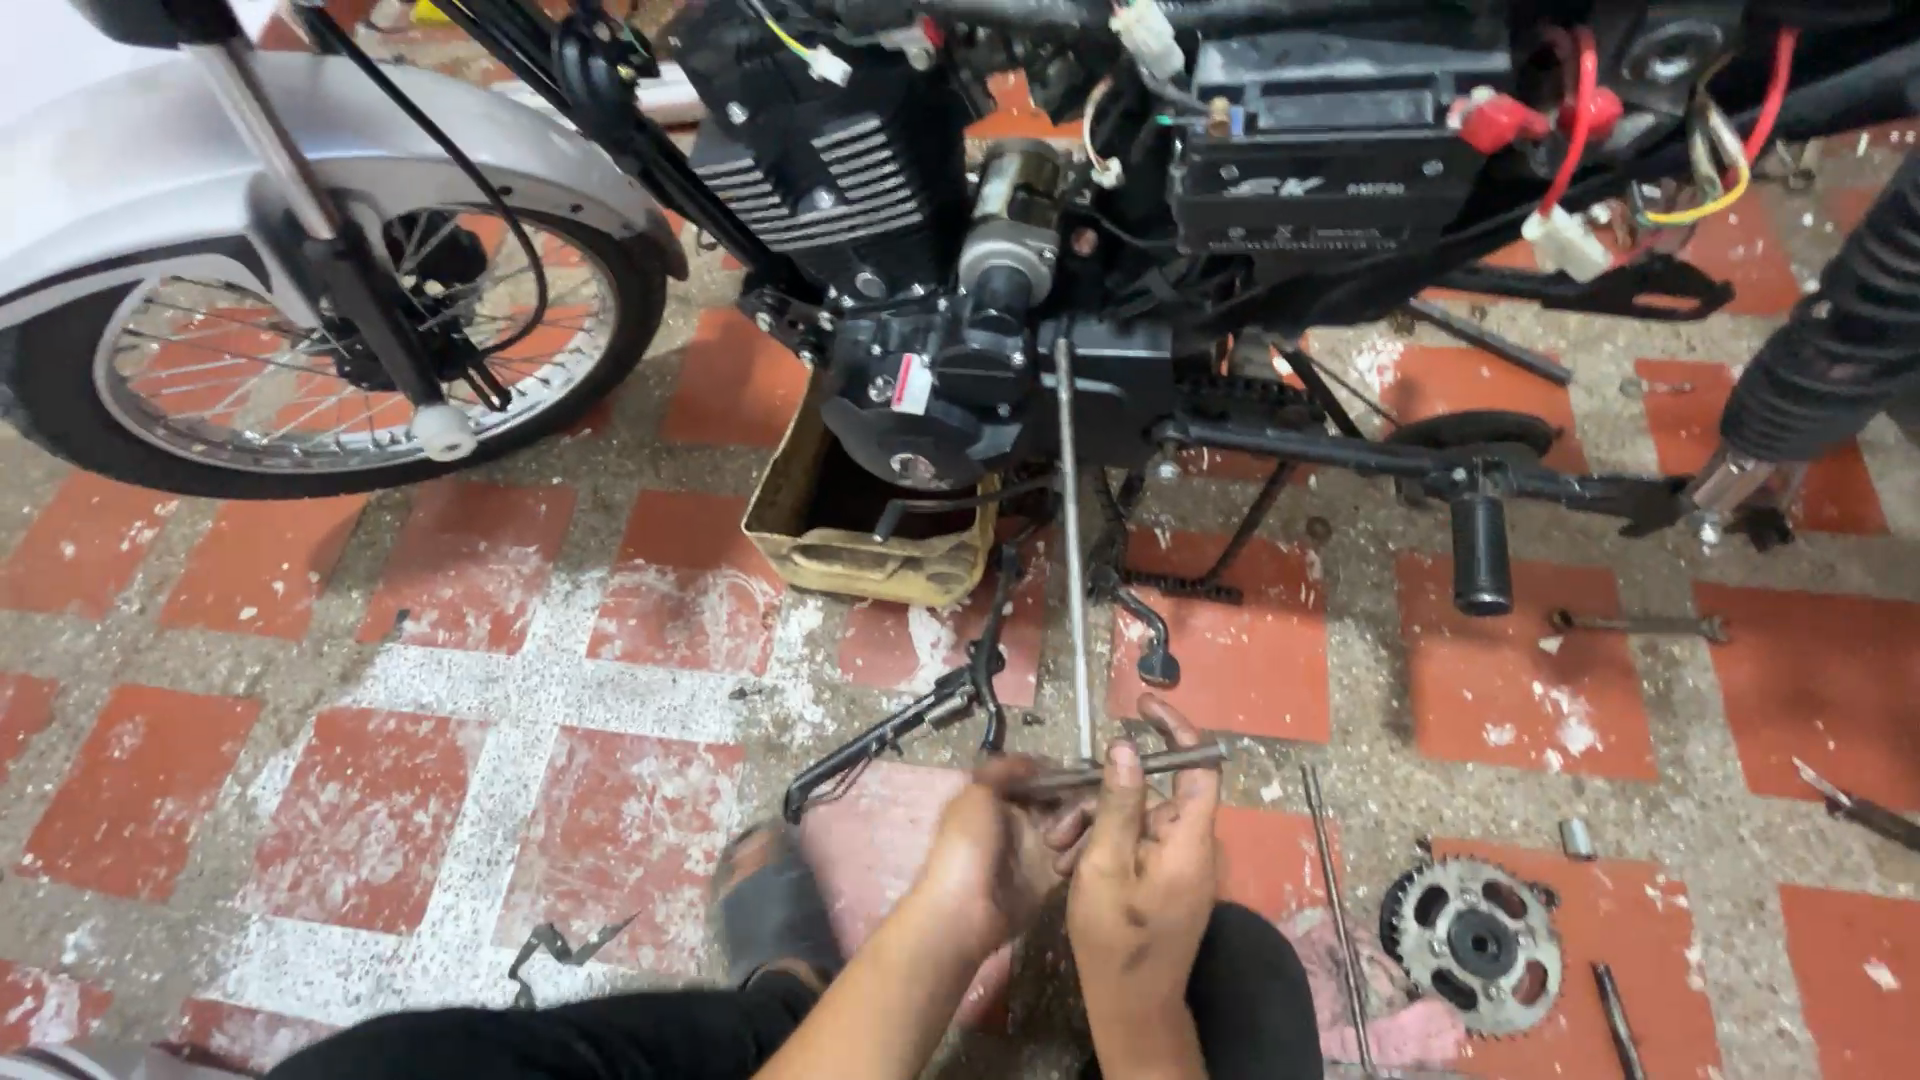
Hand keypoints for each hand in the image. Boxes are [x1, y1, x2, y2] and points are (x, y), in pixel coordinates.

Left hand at [909, 755, 1090, 960]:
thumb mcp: (977, 793)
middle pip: (1057, 799)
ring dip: (1082, 821)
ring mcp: (1036, 848)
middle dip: (1075, 796)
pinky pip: (1075, 855)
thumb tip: (1036, 761)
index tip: (1080, 768)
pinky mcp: (1050, 876)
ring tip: (1092, 820)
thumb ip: (1004, 771)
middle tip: (1093, 795)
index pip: (1034, 777)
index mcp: (997, 799)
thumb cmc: (967, 844)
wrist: (966, 910)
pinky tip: (1092, 842)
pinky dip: (1084, 848)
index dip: (1055, 772)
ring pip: (1071, 825)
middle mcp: (1019, 820)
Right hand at [1065, 696, 1219, 1073]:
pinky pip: (1135, 843)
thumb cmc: (1116, 939)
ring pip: (1135, 818)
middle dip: (1102, 798)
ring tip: (1060, 849)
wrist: (1132, 1008)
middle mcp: (1191, 845)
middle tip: (1061, 822)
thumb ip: (1118, 804)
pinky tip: (1072, 863)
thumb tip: (1125, 747)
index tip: (1142, 704)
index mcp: (1190, 839)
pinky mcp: (1164, 879)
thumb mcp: (1107, 866)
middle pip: (1151, 793)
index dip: (1176, 728)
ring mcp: (1178, 864)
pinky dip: (1104, 845)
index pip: (1199, 765)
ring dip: (1095, 825)